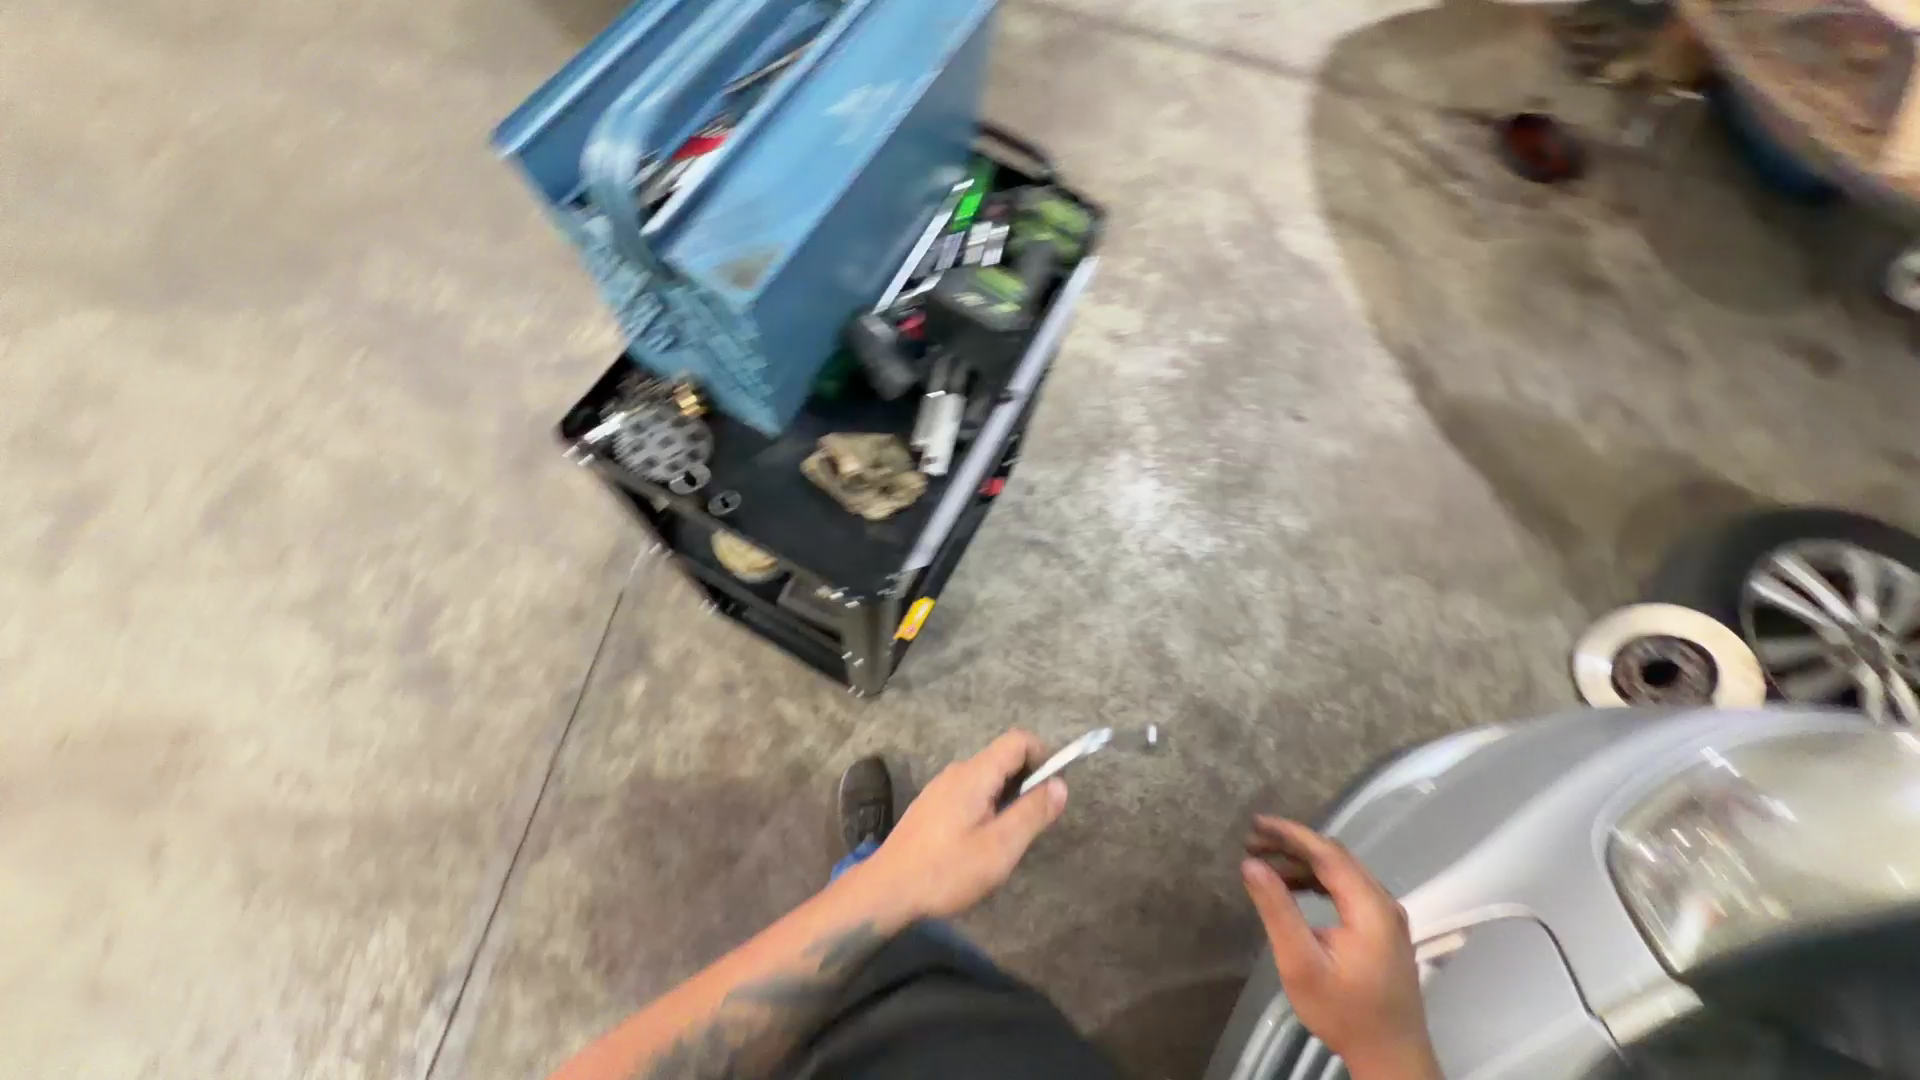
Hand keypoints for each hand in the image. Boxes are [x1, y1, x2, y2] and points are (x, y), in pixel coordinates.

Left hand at [854, 730, 1067, 919]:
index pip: (1018, 740)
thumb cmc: (946, 870)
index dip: (1044, 756)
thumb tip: (1060, 784)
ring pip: (988, 780)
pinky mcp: (932, 807)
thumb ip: (1032, 813)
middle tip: (1029, 827)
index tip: (1052, 791)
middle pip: (1003, 760)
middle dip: (1027, 784)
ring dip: (1007, 801)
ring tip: (1005, 843)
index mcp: (975, 774)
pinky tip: (979, 847)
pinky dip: (987, 810)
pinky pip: (971, 795)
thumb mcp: (999, 847)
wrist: (886, 891)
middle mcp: (957, 772)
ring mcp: (941, 789)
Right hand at [1241, 817, 1439, 1079]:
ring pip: (1340, 871)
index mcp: (1369, 906)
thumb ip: (1277, 910)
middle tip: (1252, 843)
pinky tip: (1292, 888)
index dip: (1290, 833)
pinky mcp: (1382, 929)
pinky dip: (1316, 880)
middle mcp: (1383, 902)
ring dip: (1302, 862)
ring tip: (1264, 863)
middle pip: (1335, 857)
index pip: (1327, 853)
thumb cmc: (1344, 1011)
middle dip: (1291, 844)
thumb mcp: (1301, 963)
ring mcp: (1386, 916)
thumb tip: (1251, 864)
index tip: (1256, 824)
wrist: (1391, 1057)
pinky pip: (1346, 888)